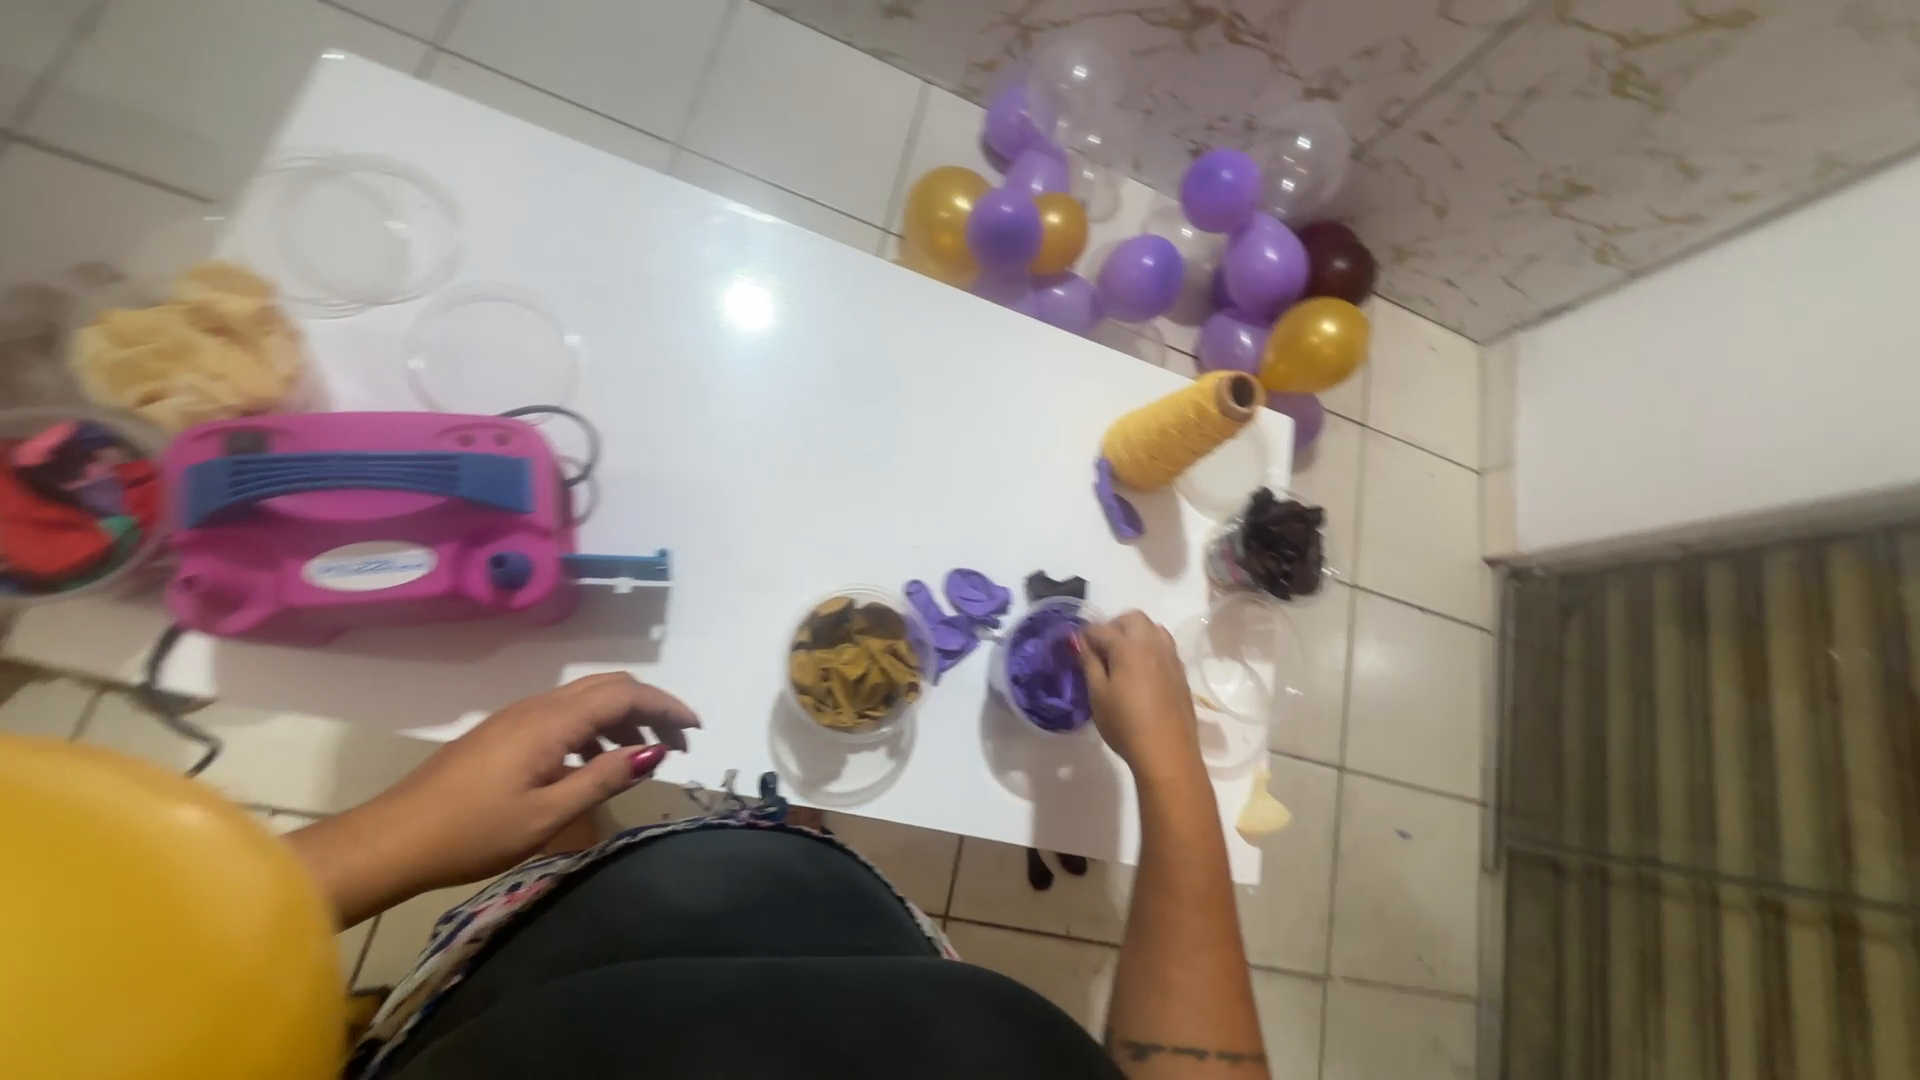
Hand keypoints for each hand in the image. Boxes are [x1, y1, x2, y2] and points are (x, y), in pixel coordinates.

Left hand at [289, 674, 698, 925]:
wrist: (389, 842)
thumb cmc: (470, 833)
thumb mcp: (547, 815)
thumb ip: (604, 778)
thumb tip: (655, 753)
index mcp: (552, 722)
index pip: (626, 695)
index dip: (667, 707)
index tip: (696, 730)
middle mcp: (538, 707)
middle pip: (610, 687)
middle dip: (651, 708)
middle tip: (678, 743)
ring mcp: (518, 717)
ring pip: (588, 699)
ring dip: (624, 719)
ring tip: (643, 757)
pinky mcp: (504, 733)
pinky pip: (566, 715)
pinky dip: (597, 729)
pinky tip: (596, 763)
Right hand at [1075, 611, 1199, 776]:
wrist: (1167, 753)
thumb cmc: (1125, 724)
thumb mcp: (1098, 694)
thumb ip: (1089, 662)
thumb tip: (1081, 641)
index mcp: (1128, 646)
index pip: (1100, 629)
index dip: (1084, 635)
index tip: (1076, 646)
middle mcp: (1152, 644)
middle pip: (1133, 618)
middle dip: (1114, 626)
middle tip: (1101, 649)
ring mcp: (1171, 657)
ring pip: (1153, 628)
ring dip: (1136, 633)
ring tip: (1123, 657)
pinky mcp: (1181, 673)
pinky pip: (1164, 646)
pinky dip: (1150, 647)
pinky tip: (1142, 672)